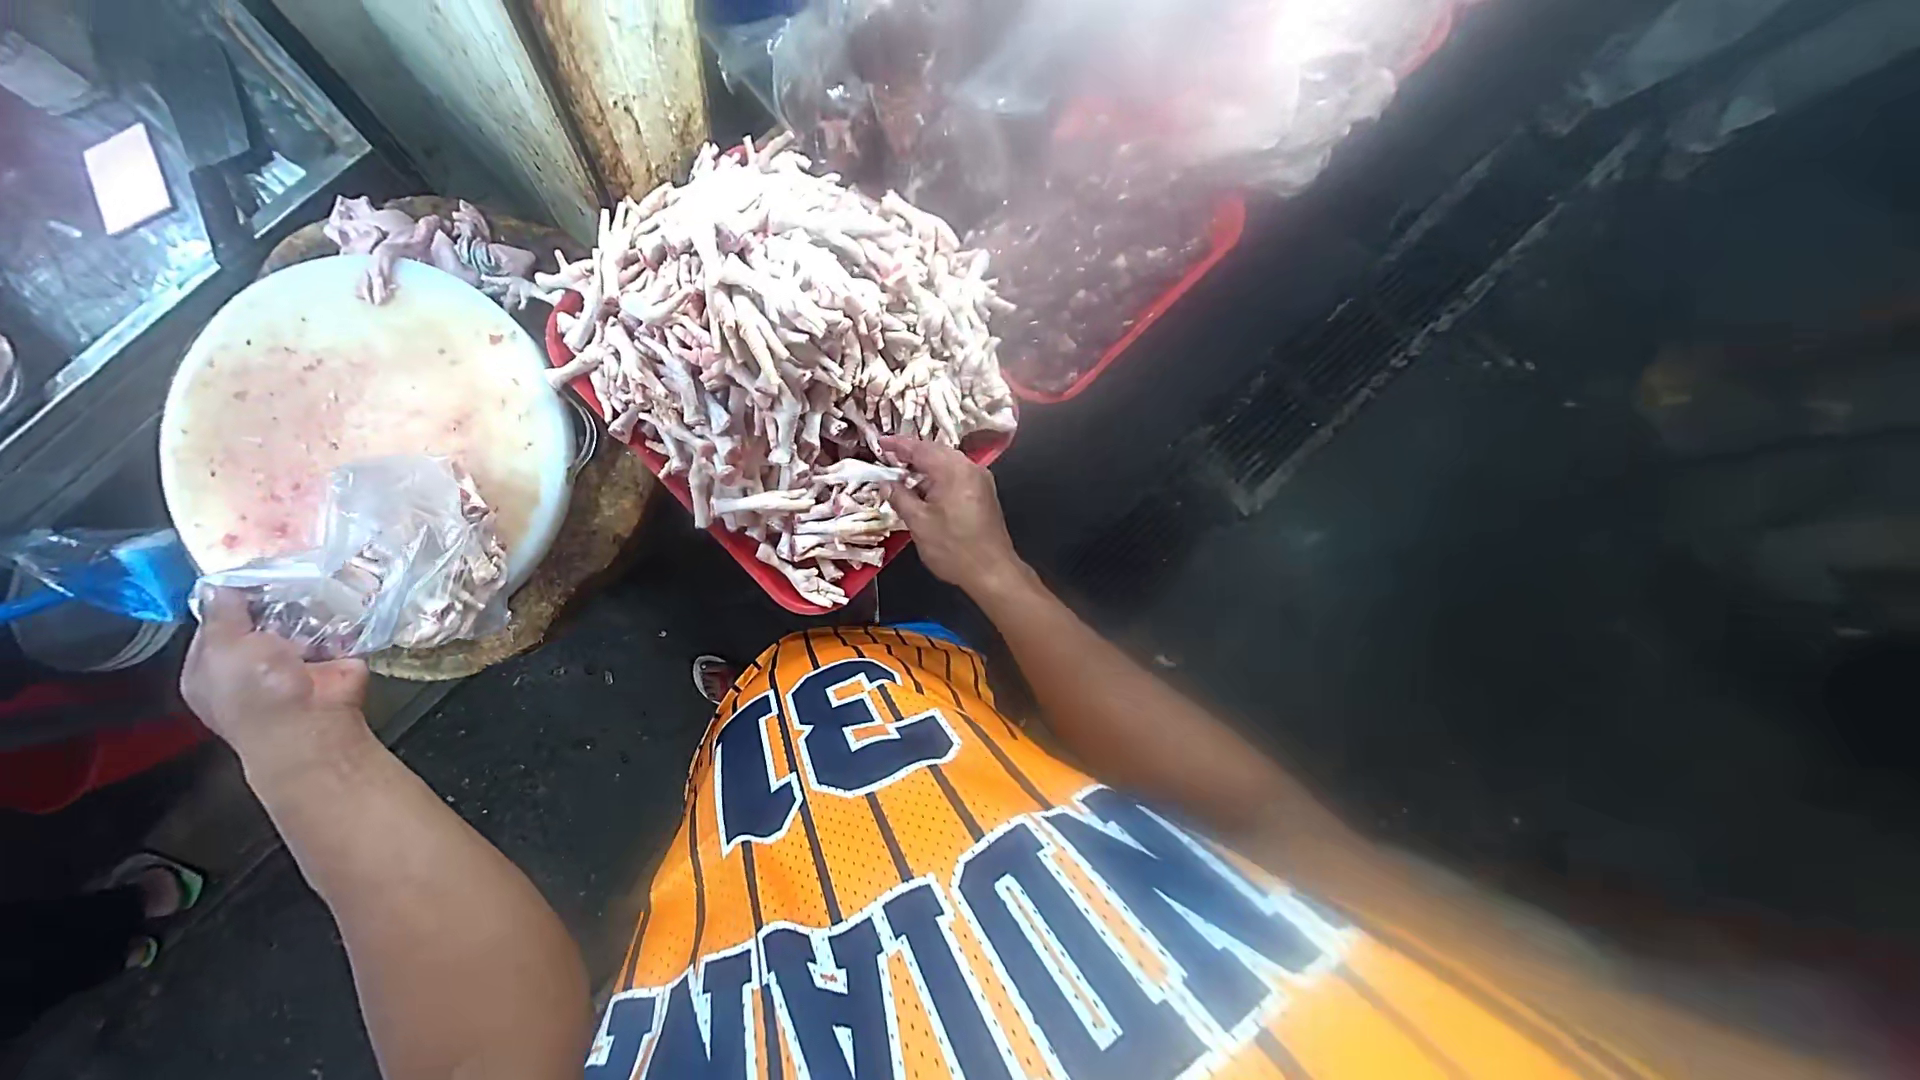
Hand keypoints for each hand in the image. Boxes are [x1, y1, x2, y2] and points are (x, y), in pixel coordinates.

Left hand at [181, 588, 370, 770]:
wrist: (311, 719)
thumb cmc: (253, 690)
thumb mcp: (224, 648)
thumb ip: (223, 615)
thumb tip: (221, 585)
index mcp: (216, 662)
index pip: (222, 620)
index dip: (236, 596)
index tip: (254, 571)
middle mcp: (258, 658)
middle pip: (269, 617)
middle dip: (282, 597)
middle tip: (295, 569)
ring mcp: (301, 657)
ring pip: (307, 620)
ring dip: (316, 604)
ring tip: (324, 578)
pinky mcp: (340, 655)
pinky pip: (342, 628)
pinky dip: (346, 615)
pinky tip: (348, 594)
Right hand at [882, 437, 1030, 598]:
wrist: (992, 571)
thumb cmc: (954, 549)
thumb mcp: (919, 523)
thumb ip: (900, 498)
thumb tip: (886, 485)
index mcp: (953, 470)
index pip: (920, 448)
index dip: (897, 445)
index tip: (881, 443)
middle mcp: (970, 469)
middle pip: (936, 451)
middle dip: (911, 454)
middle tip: (888, 458)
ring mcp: (980, 480)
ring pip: (947, 463)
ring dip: (925, 467)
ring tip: (902, 476)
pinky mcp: (984, 493)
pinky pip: (957, 475)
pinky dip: (938, 477)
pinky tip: (924, 490)